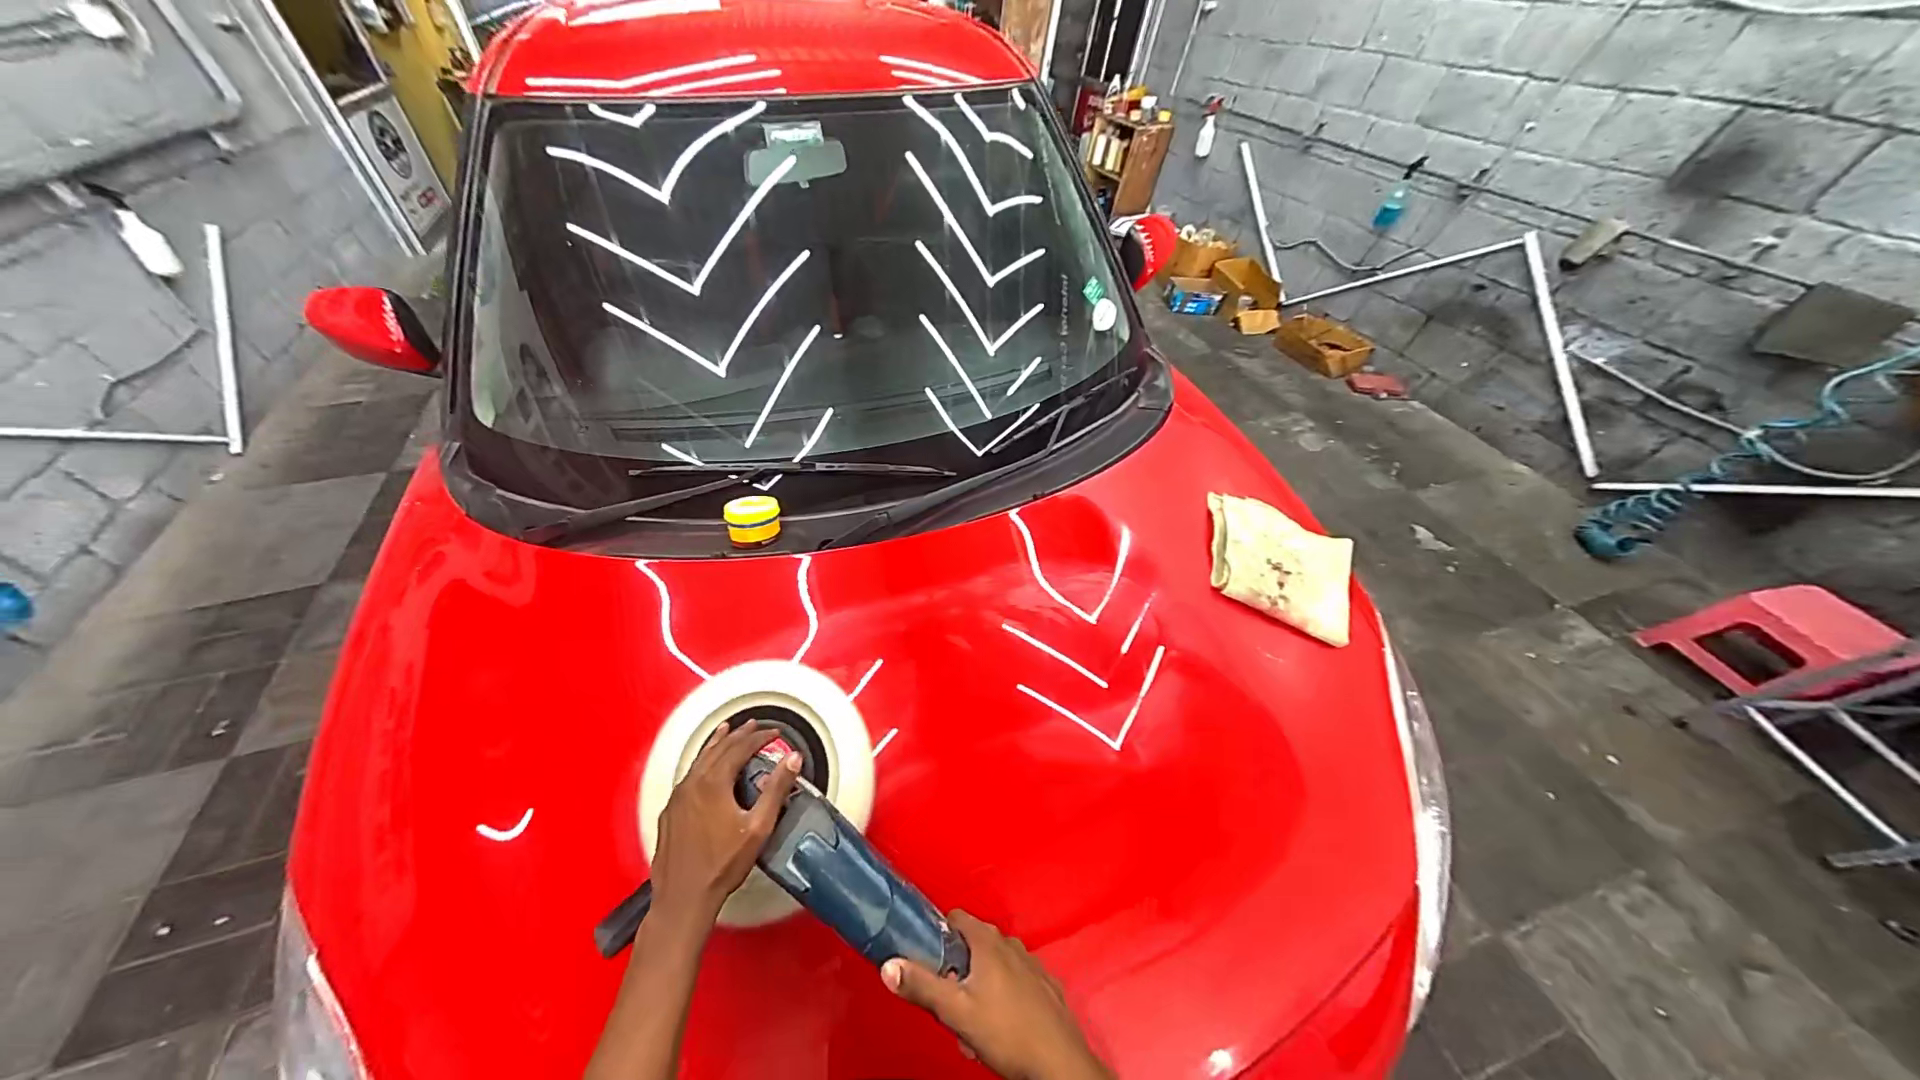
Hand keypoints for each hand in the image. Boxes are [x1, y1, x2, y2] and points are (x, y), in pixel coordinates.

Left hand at [649, 722, 801, 923]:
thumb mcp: (759, 826)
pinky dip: (702, 763)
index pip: (740, 748)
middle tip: (754, 726)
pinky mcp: (670, 813)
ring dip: (717, 744)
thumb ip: (776, 788)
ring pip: (700, 760)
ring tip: (725, 731)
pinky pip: (688, 777)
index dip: (760, 737)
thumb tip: (793, 759)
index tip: (774, 733)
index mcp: (713, 783)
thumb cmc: (721, 866)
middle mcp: (692, 784)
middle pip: (718, 749)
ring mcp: (678, 798)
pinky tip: (705, 768)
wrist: (683, 898)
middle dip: (739, 735)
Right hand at [882, 912, 1113, 1079]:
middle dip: (959, 970)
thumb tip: (890, 966)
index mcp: (988, 942)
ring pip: (995, 964)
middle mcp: (1011, 944)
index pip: (956, 917)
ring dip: (981, 986)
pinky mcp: (1045, 985)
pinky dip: (1005, 996)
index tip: (930, 958)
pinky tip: (1002, 1024)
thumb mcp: (955, 1011)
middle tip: (952, 1001)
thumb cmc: (1009, 1033)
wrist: (1058, 1064)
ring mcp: (1031, 963)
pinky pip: (1016, 981)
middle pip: (974, 944)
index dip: (939, 935)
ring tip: (975, 1021)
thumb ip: (921, 986)